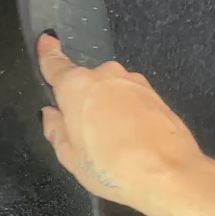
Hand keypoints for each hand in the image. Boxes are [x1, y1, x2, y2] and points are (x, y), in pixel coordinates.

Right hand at [36, 34, 208, 215]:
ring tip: (112, 145)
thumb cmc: (115, 167)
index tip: (47, 42)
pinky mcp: (155, 95)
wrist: (167, 173)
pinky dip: (128, 116)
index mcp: (77, 86)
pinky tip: (130, 141)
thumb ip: (55, 130)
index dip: (48, 52)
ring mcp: (133, 83)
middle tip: (84, 135)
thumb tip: (51, 116)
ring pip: (111, 92)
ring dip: (108, 110)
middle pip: (85, 83)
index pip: (55, 63)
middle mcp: (106, 76)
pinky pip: (132, 101)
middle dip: (83, 103)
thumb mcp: (70, 156)